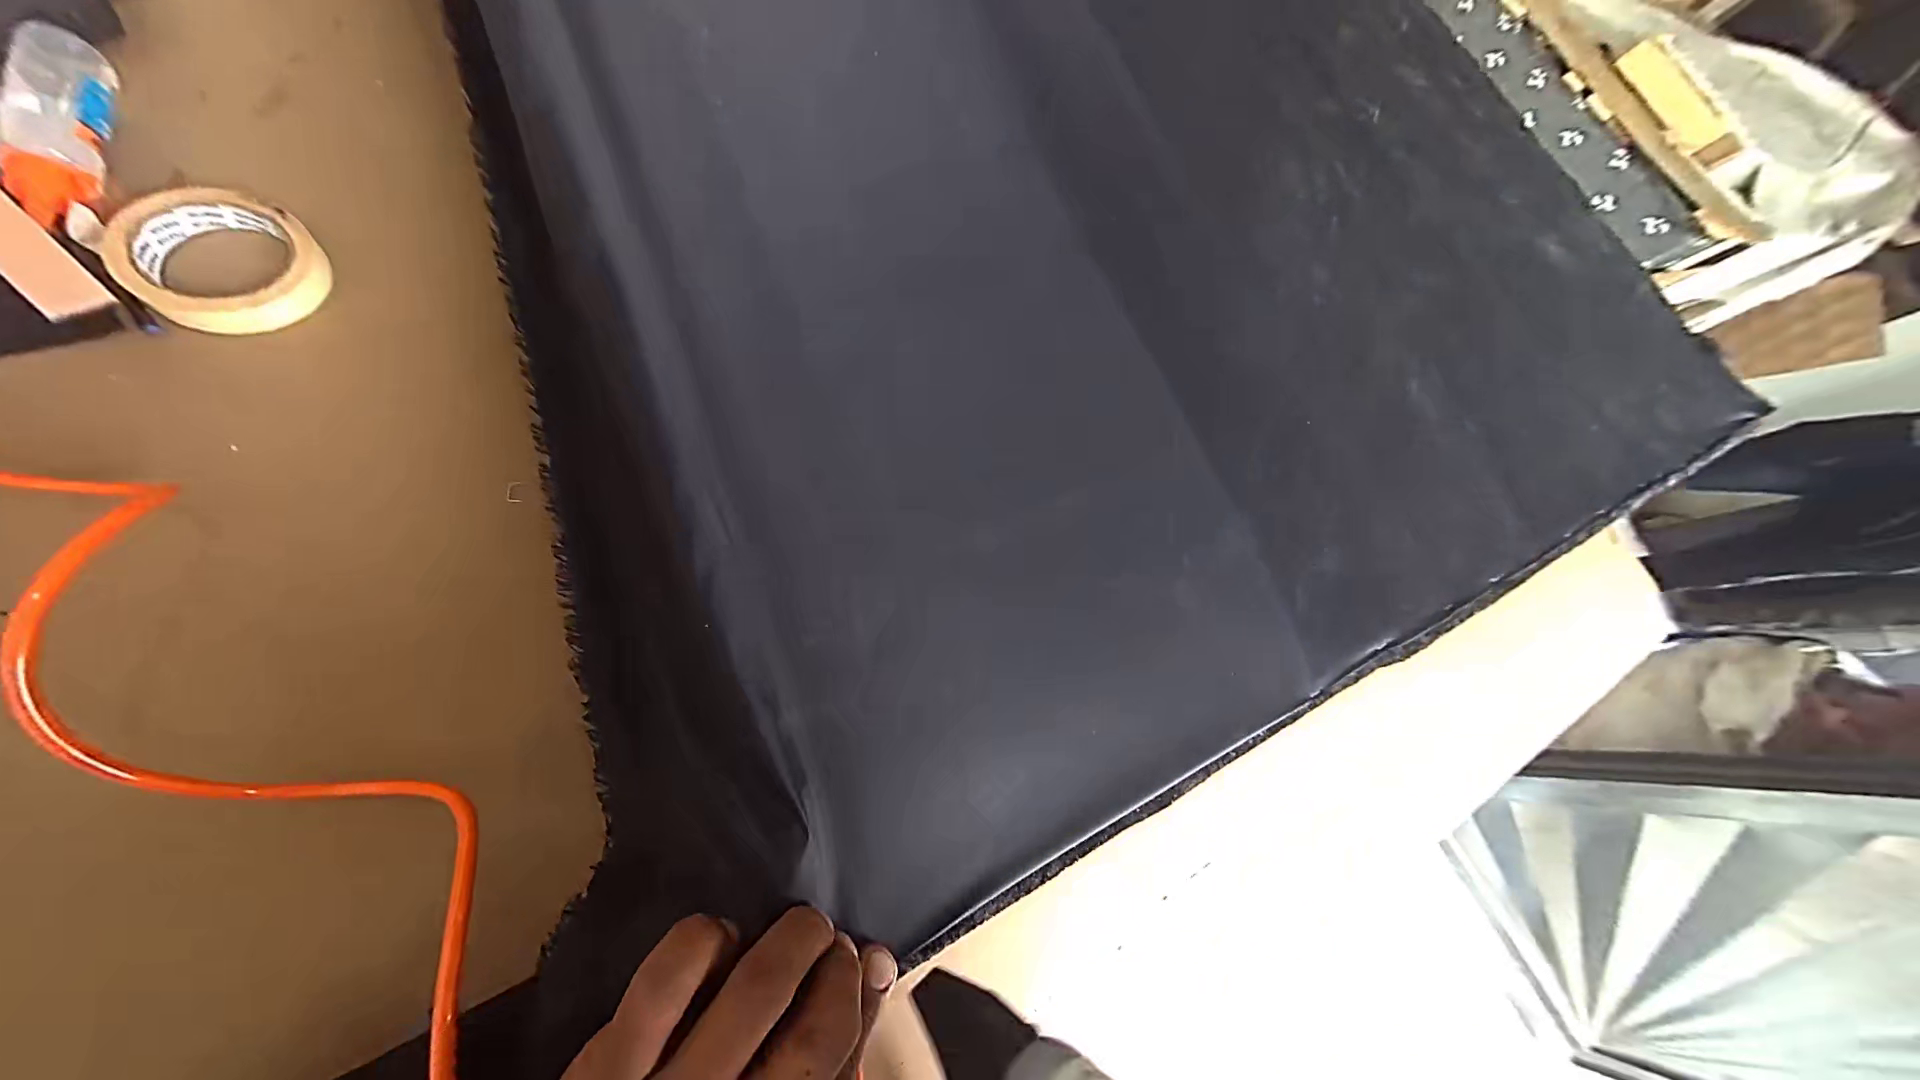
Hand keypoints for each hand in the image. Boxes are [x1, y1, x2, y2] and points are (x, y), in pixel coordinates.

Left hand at [561, 907, 896, 1079]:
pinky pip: (667, 980)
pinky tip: (720, 940)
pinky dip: (707, 938)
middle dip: (836, 960)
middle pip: (813, 1027)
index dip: (855, 987)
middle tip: (830, 939)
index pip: (837, 1048)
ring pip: (756, 989)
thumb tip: (877, 960)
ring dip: (793, 937)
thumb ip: (835, 1043)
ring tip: (796, 927)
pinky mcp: (607, 1064)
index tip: (856, 958)